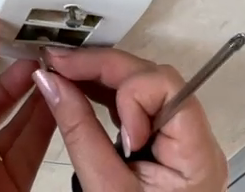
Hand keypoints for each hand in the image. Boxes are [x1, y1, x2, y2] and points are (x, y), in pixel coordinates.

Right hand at [31, 48, 228, 191]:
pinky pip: (136, 104)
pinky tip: (79, 91)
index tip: (101, 110)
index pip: (165, 85)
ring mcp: (179, 142)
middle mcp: (194, 140)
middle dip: (102, 68)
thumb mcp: (105, 189)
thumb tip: (48, 79)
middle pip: (151, 78)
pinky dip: (105, 94)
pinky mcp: (163, 146)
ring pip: (141, 86)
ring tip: (61, 74)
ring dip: (99, 76)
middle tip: (57, 64)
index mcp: (195, 154)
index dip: (129, 88)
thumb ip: (79, 129)